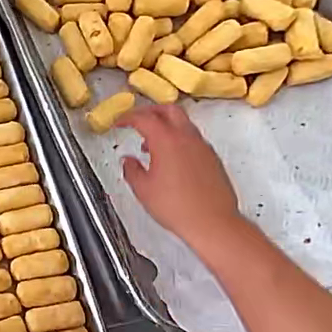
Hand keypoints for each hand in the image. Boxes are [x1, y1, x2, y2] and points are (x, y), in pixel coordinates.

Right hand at [117, 103, 242, 242]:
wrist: (212, 221)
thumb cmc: (176, 207)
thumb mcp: (144, 190)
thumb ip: (132, 170)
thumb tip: (128, 161)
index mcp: (166, 140)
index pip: (144, 118)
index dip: (128, 117)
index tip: (120, 122)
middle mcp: (187, 137)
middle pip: (168, 110)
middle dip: (150, 111)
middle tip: (138, 121)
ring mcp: (202, 146)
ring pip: (183, 123)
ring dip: (166, 125)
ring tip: (151, 143)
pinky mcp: (212, 157)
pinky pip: (193, 138)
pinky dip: (179, 138)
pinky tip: (171, 157)